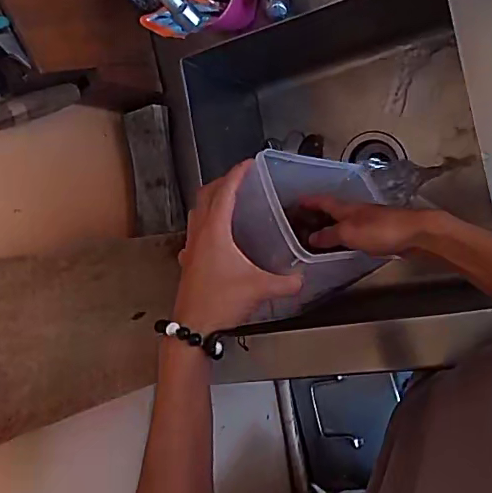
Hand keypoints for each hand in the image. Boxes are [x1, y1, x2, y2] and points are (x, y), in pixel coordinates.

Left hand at [173, 161, 302, 331]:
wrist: (193, 329)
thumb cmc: (220, 303)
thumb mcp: (260, 289)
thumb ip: (286, 282)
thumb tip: (302, 278)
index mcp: (215, 233)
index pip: (225, 194)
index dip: (237, 175)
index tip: (248, 164)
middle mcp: (199, 235)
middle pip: (205, 197)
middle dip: (222, 182)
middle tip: (239, 178)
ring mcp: (191, 249)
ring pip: (197, 213)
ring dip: (211, 200)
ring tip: (228, 199)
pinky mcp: (189, 262)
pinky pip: (195, 232)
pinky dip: (206, 222)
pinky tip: (216, 234)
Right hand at [298, 196, 441, 256]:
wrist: (417, 233)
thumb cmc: (381, 230)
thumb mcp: (350, 233)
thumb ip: (330, 235)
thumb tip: (311, 237)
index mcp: (348, 208)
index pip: (323, 201)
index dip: (309, 201)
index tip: (295, 201)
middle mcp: (358, 211)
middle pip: (334, 210)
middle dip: (318, 213)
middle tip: (303, 221)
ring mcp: (371, 220)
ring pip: (346, 220)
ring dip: (332, 225)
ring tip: (319, 234)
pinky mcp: (381, 231)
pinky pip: (357, 231)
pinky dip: (346, 235)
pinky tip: (344, 244)